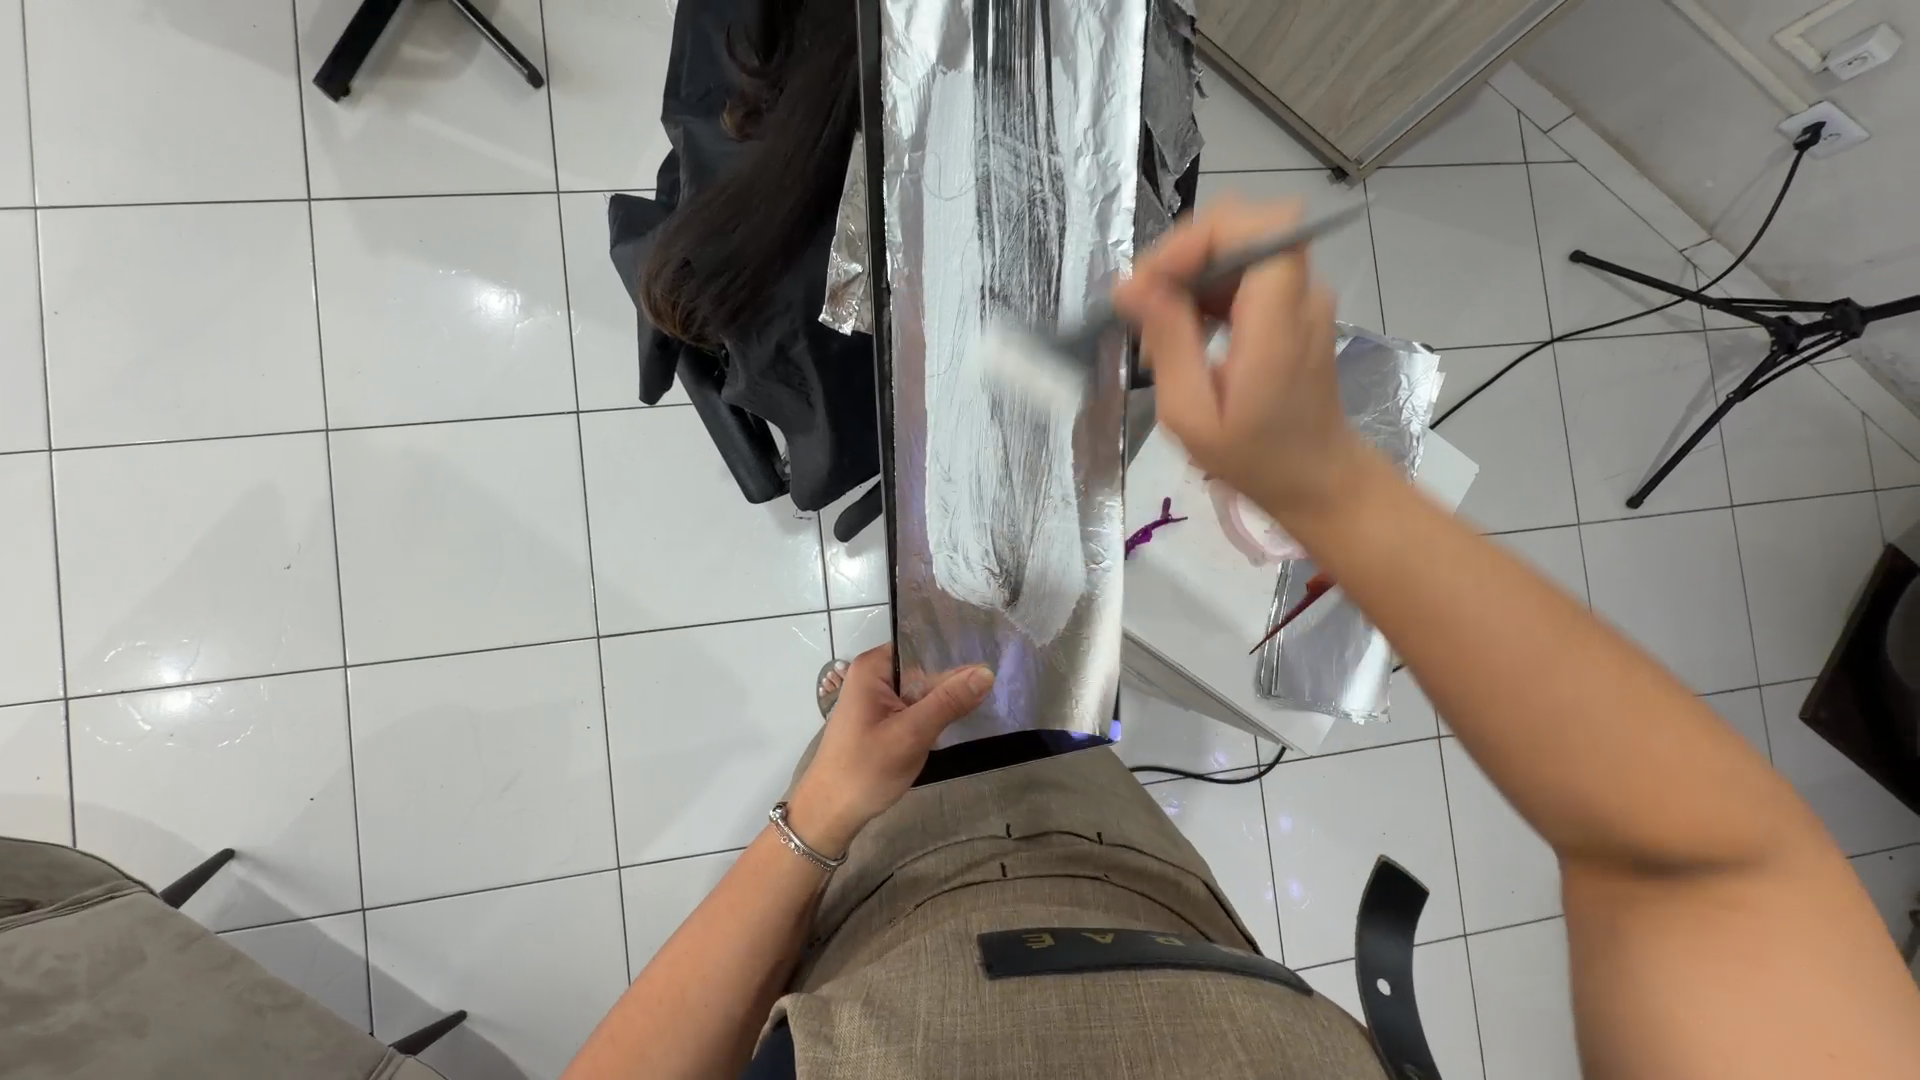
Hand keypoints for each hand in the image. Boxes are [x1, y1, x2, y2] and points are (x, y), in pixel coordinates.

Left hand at [786, 645, 993, 855]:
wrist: (829, 814)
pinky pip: (914, 707)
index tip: (991, 660)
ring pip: (922, 690)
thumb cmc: (864, 770)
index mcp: (873, 667)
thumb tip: (987, 672)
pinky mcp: (882, 720)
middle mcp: (873, 675)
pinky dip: (933, 714)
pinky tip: (960, 718)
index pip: (922, 646)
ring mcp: (877, 699)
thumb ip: (948, 702)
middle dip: (954, 680)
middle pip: (925, 668)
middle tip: (996, 685)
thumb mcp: (911, 734)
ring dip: (945, 700)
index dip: (954, 654)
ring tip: (988, 697)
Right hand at [1112, 197, 1372, 521]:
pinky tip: (1180, 334)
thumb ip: (1168, 342)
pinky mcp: (1291, 308)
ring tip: (1155, 330)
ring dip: (1187, 277)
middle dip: (1181, 257)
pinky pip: (1242, 274)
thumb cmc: (1254, 459)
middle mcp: (1299, 294)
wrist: (1317, 480)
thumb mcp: (1192, 414)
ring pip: (1236, 248)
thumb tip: (1130, 286)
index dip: (1197, 238)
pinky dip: (1203, 292)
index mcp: (1278, 320)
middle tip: (1141, 308)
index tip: (1152, 283)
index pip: (1255, 226)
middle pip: (1241, 229)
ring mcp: (1299, 298)